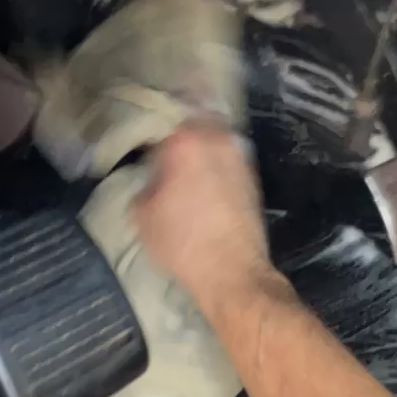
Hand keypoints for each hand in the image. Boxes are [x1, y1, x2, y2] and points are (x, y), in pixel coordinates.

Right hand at [134, 125, 289, 318]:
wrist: (232, 271)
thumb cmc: (182, 243)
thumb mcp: (142, 217)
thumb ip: (142, 187)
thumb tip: (151, 181)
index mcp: (184, 141)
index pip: (160, 127)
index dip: (150, 143)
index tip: (145, 156)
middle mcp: (216, 138)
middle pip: (192, 124)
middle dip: (180, 137)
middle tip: (166, 156)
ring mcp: (239, 156)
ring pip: (214, 140)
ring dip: (201, 150)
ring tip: (187, 171)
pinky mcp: (253, 177)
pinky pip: (228, 161)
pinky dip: (216, 167)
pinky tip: (206, 186)